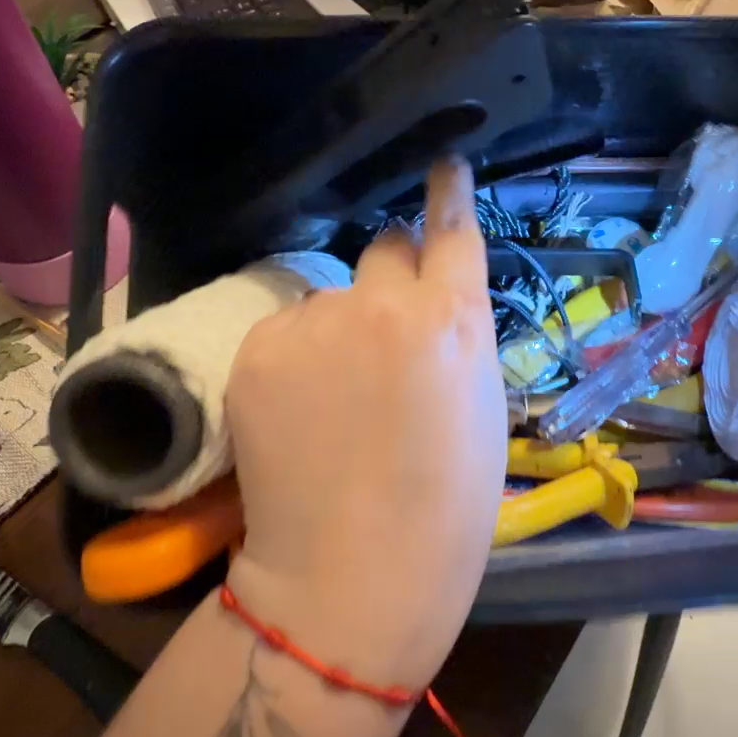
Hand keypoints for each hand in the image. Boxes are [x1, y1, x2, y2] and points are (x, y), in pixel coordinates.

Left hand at [223, 157, 507, 688]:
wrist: (353, 573)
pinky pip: (284, 331)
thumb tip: (433, 301)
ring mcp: (313, 325)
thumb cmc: (446, 508)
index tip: (440, 163)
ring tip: (334, 397)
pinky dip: (295, 356)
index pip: (451, 229)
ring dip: (337, 325)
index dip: (446, 192)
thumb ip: (458, 336)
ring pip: (328, 296)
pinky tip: (300, 410)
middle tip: (385, 329)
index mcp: (452, 321)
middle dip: (390, 272)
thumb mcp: (482, 407)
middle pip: (382, 245)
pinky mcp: (256, 351)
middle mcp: (382, 304)